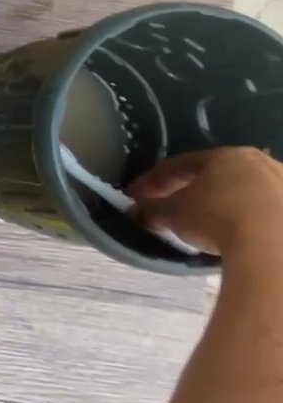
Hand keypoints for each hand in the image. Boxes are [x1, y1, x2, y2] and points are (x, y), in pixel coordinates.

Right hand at [129, 147, 282, 256]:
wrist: (275, 246)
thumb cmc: (215, 216)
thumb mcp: (168, 214)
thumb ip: (149, 209)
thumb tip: (138, 212)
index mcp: (226, 156)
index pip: (177, 165)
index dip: (150, 181)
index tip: (134, 198)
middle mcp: (262, 164)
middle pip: (213, 176)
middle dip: (185, 191)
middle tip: (165, 208)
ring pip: (240, 192)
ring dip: (216, 205)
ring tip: (198, 224)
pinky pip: (261, 209)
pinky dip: (241, 218)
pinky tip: (229, 233)